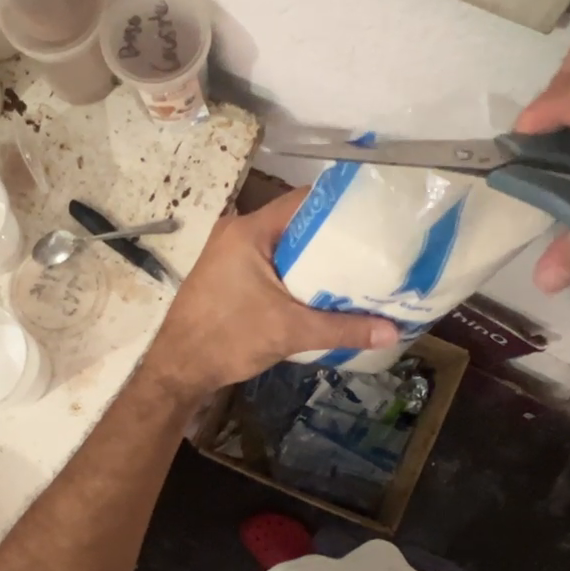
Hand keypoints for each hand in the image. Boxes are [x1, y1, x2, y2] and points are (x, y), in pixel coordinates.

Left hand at [143, 191, 396, 398]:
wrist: (177, 369)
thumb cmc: (228, 339)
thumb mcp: (290, 332)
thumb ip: (342, 328)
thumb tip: (392, 331)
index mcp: (249, 231)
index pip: (303, 201)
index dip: (340, 205)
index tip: (373, 217)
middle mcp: (236, 233)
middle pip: (295, 223)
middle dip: (331, 236)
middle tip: (370, 249)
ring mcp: (227, 254)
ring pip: (281, 246)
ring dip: (311, 258)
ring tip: (352, 269)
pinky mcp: (226, 276)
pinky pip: (268, 263)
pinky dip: (292, 272)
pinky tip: (317, 291)